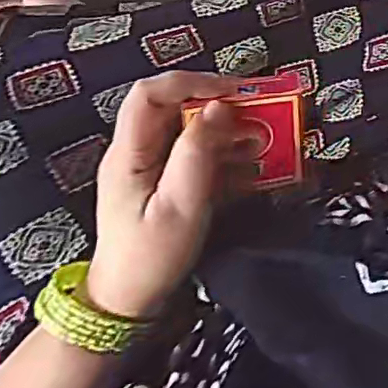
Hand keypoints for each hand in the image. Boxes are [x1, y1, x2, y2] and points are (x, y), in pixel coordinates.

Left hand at [83, 72, 261, 318]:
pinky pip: (197, 151)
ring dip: (228, 128)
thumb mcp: (179, 207)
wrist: (126, 304)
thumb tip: (217, 108)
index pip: (150, 94)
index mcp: (129, 153)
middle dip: (219, 104)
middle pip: (175, 106)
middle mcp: (137, 150)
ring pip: (190, 127)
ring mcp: (150, 165)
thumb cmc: (149, 259)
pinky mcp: (165, 179)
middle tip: (257, 111)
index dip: (191, 83)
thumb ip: (197, 154)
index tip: (231, 92)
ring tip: (261, 138)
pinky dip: (226, 151)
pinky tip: (251, 163)